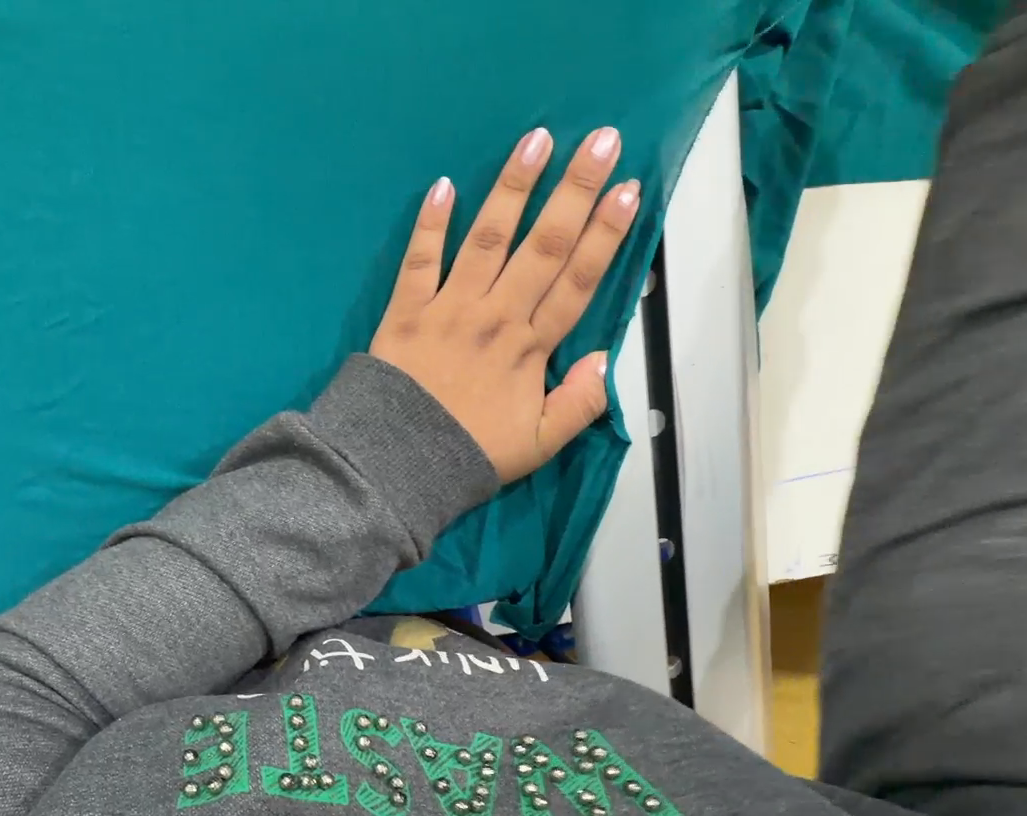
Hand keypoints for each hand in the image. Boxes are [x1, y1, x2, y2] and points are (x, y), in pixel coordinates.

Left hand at [368, 126, 639, 483]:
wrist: (397, 465)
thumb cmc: (467, 454)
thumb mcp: (540, 444)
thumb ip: (580, 403)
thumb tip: (607, 361)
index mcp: (530, 349)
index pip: (577, 281)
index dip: (605, 236)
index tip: (629, 190)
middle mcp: (495, 318)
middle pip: (542, 247)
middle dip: (574, 191)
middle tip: (602, 140)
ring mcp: (448, 311)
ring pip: (486, 240)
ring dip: (512, 189)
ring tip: (537, 140)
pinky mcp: (404, 314)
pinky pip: (418, 263)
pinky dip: (429, 226)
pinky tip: (443, 186)